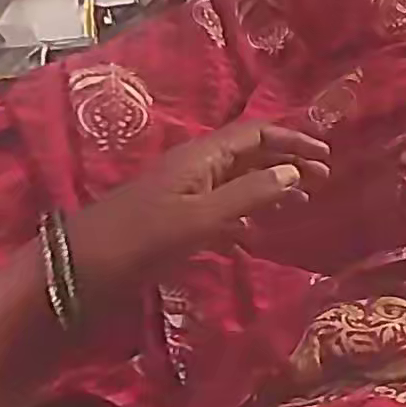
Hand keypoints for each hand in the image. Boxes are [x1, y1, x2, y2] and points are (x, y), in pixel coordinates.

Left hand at [63, 121, 329, 300]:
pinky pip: (227, 208)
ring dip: (275, 187)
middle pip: (252, 155)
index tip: (326, 156)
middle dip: (289, 162)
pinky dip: (251, 214)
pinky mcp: (181, 220)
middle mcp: (198, 168)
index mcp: (201, 157)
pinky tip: (262, 232)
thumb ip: (251, 193)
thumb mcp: (202, 217)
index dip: (293, 140)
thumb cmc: (141, 239)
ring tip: (303, 201)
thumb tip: (295, 171)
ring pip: (242, 181)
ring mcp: (188, 194)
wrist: (79, 272)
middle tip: (323, 179)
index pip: (256, 134)